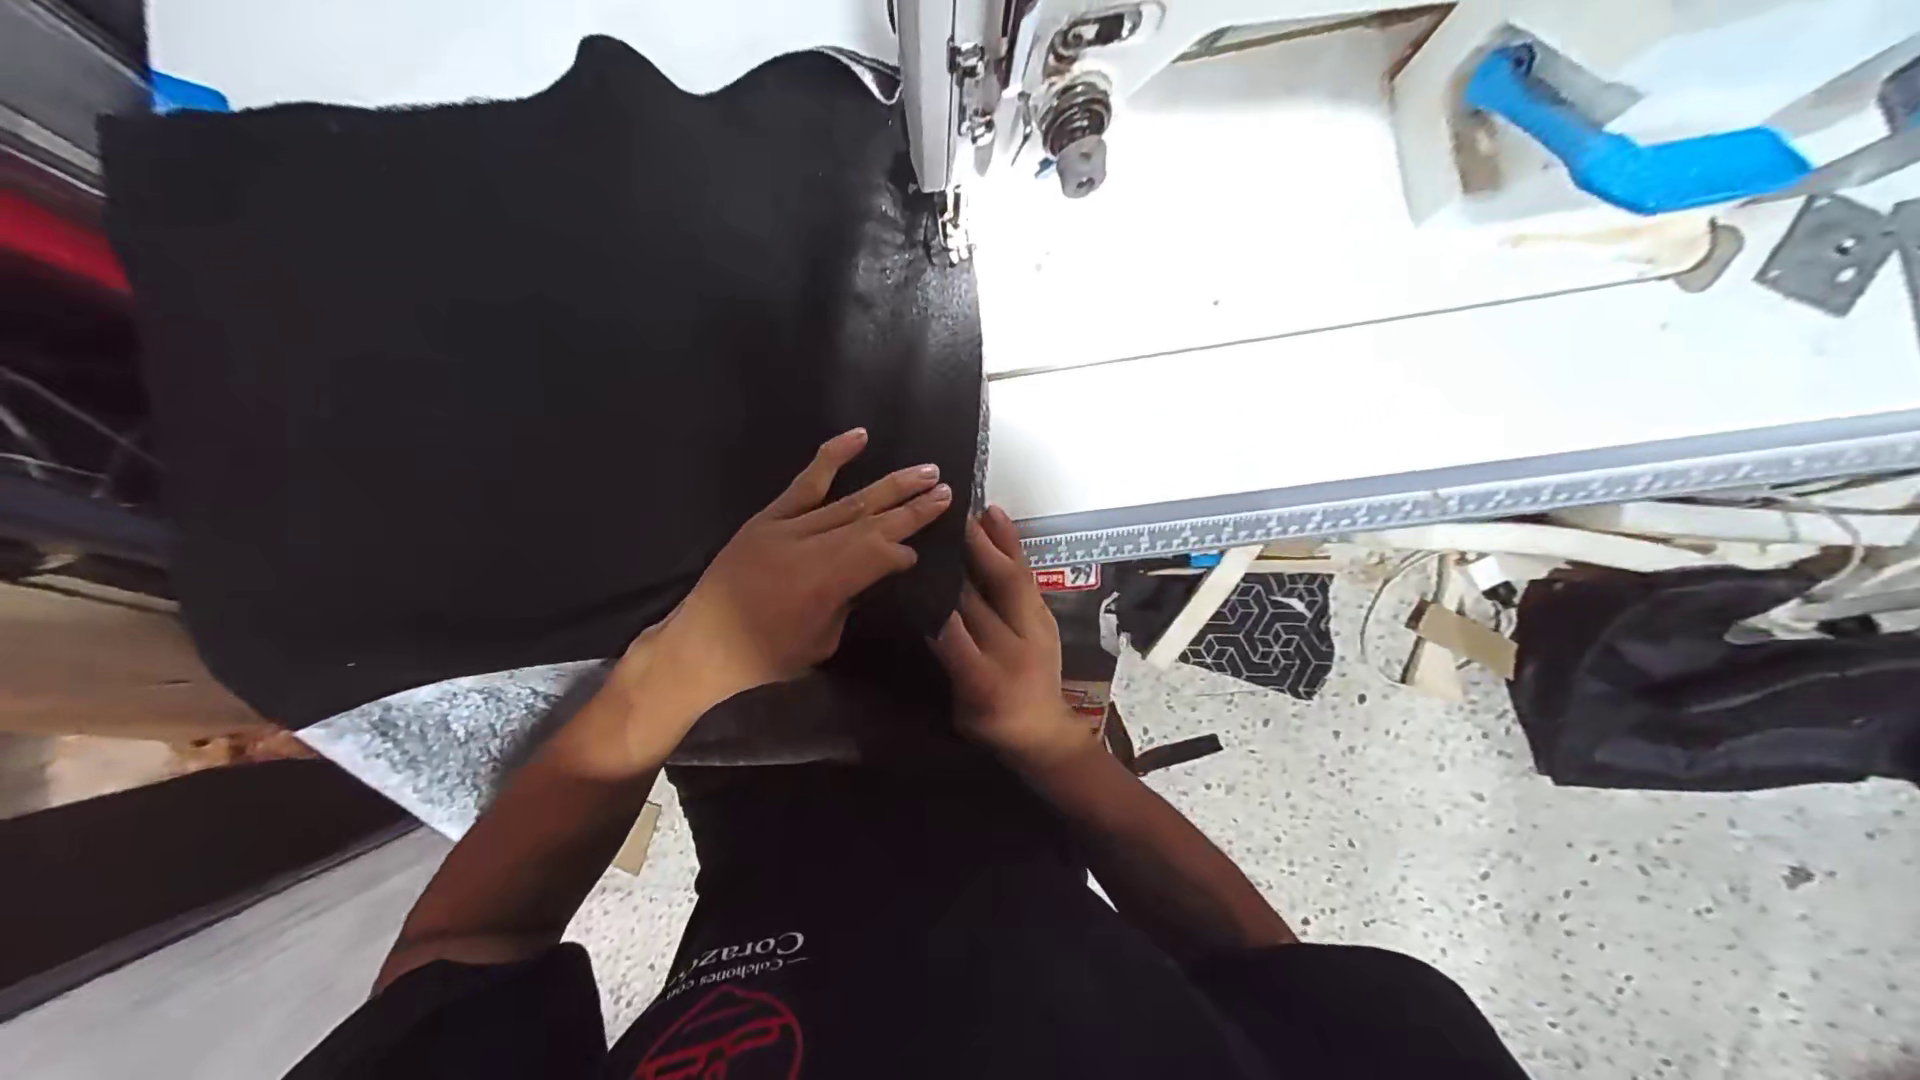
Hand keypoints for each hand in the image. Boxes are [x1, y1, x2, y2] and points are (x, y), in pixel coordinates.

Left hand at [618, 428, 952, 717]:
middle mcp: (810, 549)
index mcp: (824, 586)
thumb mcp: (821, 642)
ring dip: (891, 486)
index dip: (903, 550)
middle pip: (872, 523)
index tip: (920, 552)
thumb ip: (849, 603)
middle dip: (913, 509)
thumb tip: (872, 574)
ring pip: (850, 501)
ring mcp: (787, 527)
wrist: (701, 643)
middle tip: (946, 492)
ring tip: (926, 471)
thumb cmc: (766, 656)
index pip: (879, 555)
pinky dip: (832, 457)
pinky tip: (858, 437)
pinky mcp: (767, 517)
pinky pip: (804, 483)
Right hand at [930, 505, 1105, 774]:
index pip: (954, 637)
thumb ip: (947, 661)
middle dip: (967, 559)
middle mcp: (1014, 651)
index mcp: (985, 682)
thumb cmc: (990, 722)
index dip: (935, 606)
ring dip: (991, 543)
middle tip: (942, 524)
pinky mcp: (1045, 615)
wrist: (1044, 731)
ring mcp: (1036, 630)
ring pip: (1013, 580)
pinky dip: (1012, 546)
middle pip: (987, 598)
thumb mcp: (961, 706)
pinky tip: (997, 518)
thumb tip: (926, 614)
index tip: (914, 573)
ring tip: (972, 511)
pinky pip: (1027, 576)